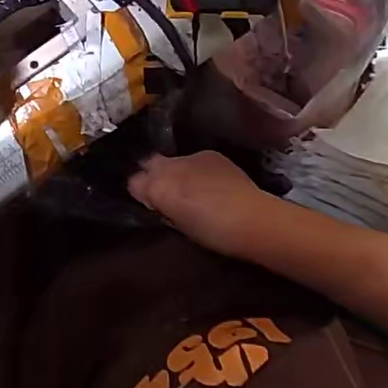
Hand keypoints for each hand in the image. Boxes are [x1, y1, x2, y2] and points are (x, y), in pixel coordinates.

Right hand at [126, 151, 276, 254]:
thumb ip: (163, 208)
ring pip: (172, 160)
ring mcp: (190, 157)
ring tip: (191, 187)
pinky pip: (194, 159)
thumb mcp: (179, 225)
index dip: (140, 193)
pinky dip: (196, 169)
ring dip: (176, 171)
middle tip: (165, 192)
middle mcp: (168, 167)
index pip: (133, 182)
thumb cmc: (213, 234)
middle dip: (153, 174)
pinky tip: (210, 182)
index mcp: (157, 188)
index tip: (149, 203)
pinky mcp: (210, 153)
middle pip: (148, 163)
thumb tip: (158, 202)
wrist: (253, 220)